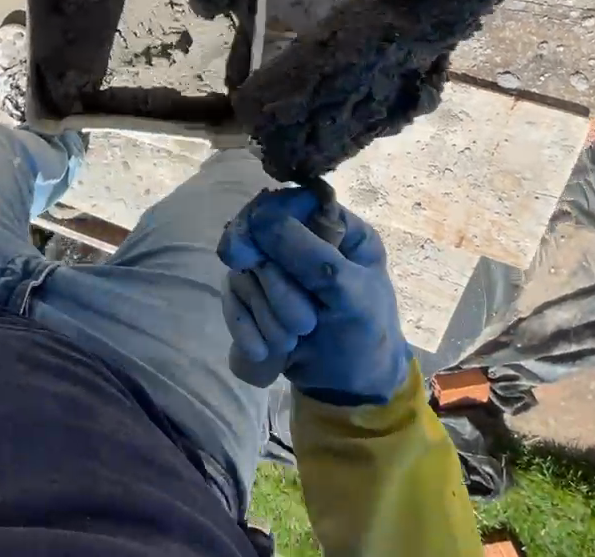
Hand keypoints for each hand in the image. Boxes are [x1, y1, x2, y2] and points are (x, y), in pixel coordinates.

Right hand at [217, 186, 410, 404]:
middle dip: (273, 288)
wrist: (350, 391)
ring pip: (241, 273)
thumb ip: (309, 254)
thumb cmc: (364, 336)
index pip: (288, 203)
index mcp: (336, 230)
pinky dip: (243, 326)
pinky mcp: (253, 296)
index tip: (249, 252)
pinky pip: (231, 299)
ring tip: (291, 340)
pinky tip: (262, 350)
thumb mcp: (350, 294)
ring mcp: (273, 268)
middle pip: (257, 241)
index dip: (265, 223)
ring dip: (262, 313)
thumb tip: (258, 219)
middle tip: (303, 322)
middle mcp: (301, 242)